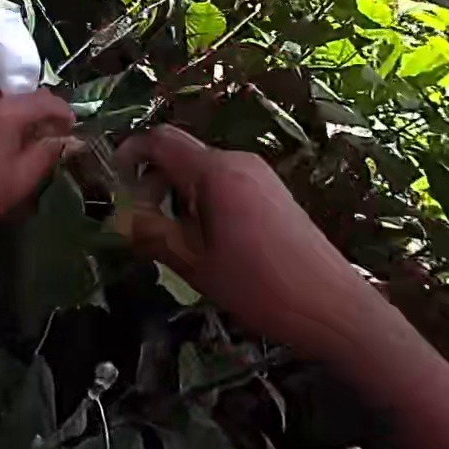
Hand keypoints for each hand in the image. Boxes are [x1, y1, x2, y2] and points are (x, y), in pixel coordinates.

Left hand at [0, 89, 77, 243]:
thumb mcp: (21, 178)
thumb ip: (47, 152)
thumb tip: (68, 139)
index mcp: (6, 109)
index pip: (45, 99)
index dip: (63, 111)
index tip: (73, 127)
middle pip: (21, 98)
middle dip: (39, 114)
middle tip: (50, 136)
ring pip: (0, 105)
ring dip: (16, 118)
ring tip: (24, 143)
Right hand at [115, 126, 388, 361]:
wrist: (336, 307)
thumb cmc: (262, 288)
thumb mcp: (197, 267)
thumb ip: (154, 236)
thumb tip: (120, 218)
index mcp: (216, 171)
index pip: (160, 140)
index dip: (130, 152)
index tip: (112, 181)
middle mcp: (237, 160)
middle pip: (181, 153)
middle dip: (154, 180)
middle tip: (143, 222)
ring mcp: (258, 172)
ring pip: (202, 168)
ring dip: (179, 192)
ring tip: (178, 238)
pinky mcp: (271, 188)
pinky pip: (224, 178)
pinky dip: (203, 197)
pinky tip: (210, 237)